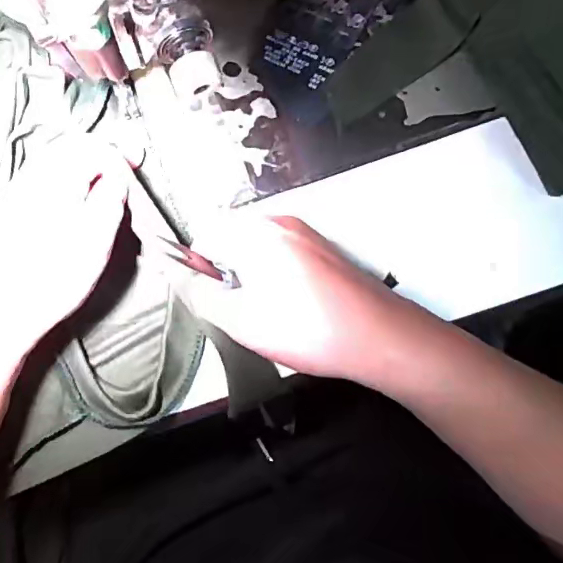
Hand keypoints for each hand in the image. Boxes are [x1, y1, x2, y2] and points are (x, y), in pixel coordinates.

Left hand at [0, 139, 133, 348]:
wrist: (0, 309)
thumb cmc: (53, 274)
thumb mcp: (99, 232)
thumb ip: (113, 193)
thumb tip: (118, 174)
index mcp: (56, 174)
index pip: (96, 146)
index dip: (121, 154)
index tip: (137, 164)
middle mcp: (32, 175)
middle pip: (72, 146)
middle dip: (100, 154)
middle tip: (122, 170)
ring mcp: (16, 191)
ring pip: (55, 161)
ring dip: (82, 166)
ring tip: (103, 184)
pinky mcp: (8, 210)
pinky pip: (43, 179)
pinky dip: (65, 181)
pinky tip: (74, 202)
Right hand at [181, 215, 447, 387]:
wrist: (381, 338)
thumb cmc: (315, 330)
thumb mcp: (242, 321)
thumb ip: (202, 295)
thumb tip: (180, 276)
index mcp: (257, 234)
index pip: (203, 237)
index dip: (197, 269)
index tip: (206, 297)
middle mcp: (281, 224)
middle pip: (230, 238)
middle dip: (224, 271)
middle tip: (237, 309)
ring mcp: (305, 234)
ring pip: (256, 247)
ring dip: (249, 275)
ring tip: (266, 313)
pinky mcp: (321, 249)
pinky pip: (281, 253)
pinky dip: (273, 275)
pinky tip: (290, 309)